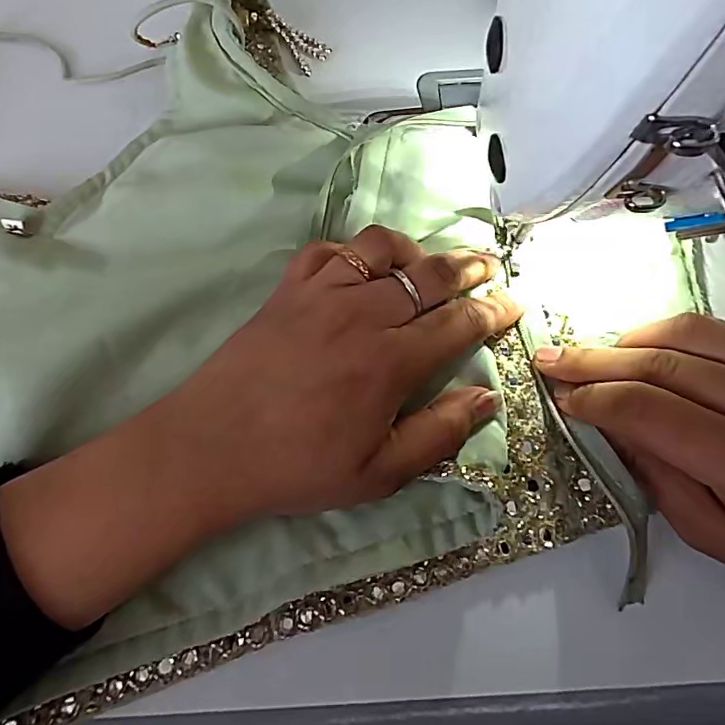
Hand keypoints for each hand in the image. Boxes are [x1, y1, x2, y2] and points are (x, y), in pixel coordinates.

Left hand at [0, 225, 520, 629]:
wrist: (210, 447)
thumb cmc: (297, 467)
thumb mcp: (378, 475)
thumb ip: (439, 433)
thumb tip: (487, 397)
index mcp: (390, 361)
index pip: (458, 324)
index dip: (493, 312)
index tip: (513, 304)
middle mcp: (362, 314)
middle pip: (430, 276)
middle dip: (470, 269)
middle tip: (491, 268)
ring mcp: (321, 293)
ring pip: (383, 250)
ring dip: (417, 252)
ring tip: (430, 265)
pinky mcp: (288, 288)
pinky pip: (330, 250)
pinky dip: (355, 251)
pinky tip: (363, 267)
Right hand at [535, 314, 724, 664]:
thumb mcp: (724, 542)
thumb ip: (659, 478)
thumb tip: (610, 424)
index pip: (653, 411)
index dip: (596, 399)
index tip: (561, 396)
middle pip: (665, 362)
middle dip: (597, 358)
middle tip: (553, 357)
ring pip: (692, 333)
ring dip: (630, 336)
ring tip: (593, 351)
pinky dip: (674, 331)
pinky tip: (645, 343)